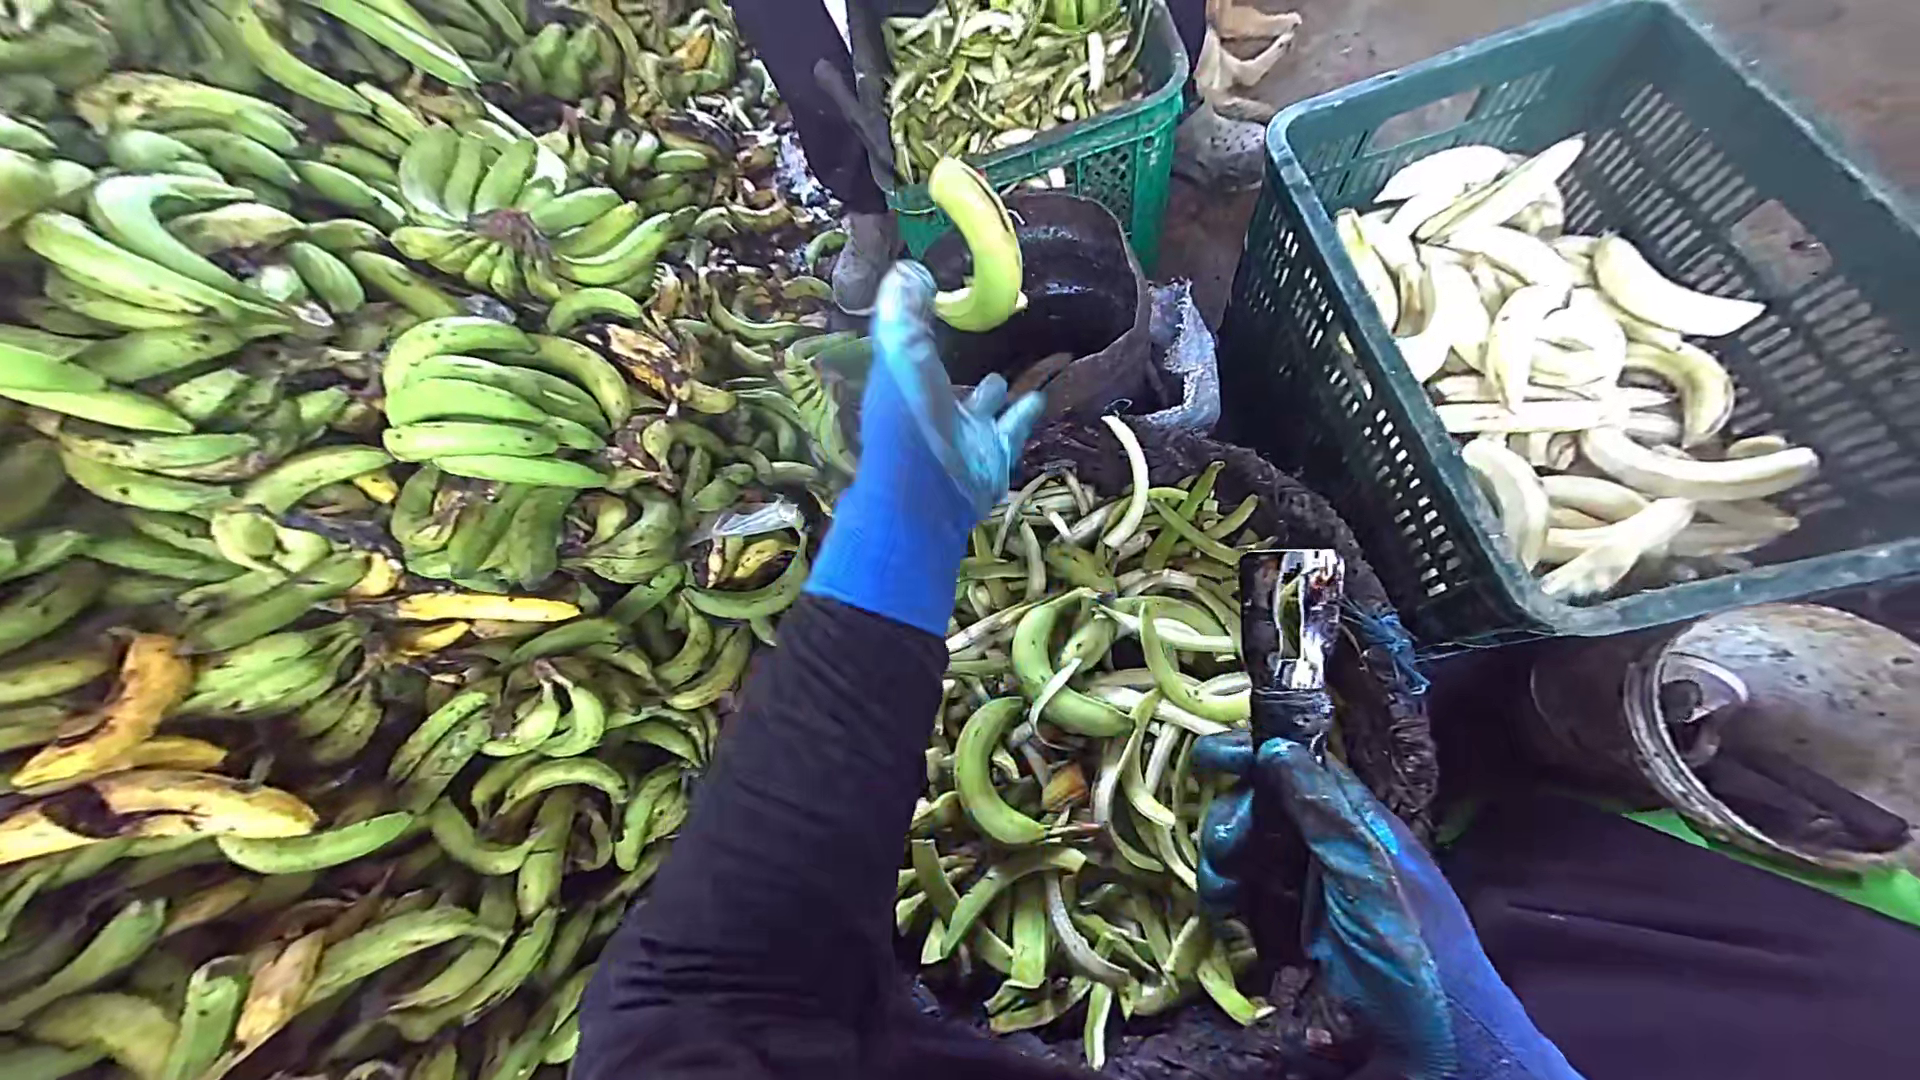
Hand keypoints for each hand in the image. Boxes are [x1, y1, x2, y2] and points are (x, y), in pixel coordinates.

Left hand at [804, 262, 1043, 634]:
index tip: (946, 296)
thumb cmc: (907, 419)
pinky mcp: (997, 453)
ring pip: (990, 401)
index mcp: (908, 384)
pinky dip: (1030, 408)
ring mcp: (969, 433)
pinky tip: (1044, 393)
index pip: (920, 348)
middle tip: (991, 331)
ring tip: (1021, 363)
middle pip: (957, 376)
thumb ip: (902, 311)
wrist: (927, 493)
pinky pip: (1018, 424)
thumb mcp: (899, 353)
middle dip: (969, 356)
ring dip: (1000, 385)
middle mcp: (937, 408)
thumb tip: (911, 269)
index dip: (929, 324)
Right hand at [1194, 733, 1583, 1079]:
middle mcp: (1319, 839)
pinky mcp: (1278, 916)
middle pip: (1254, 802)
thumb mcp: (1371, 879)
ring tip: (1226, 890)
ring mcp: (1297, 878)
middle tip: (1229, 847)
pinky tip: (1226, 912)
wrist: (1435, 1059)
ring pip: (1237, 842)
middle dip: (1231, 819)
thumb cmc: (1417, 959)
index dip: (1250, 752)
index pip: (1293, 762)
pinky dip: (1221, 893)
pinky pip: (1234, 885)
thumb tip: (1274, 745)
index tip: (1211, 758)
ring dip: (1220, 859)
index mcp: (1350, 819)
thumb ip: (1324, 814)